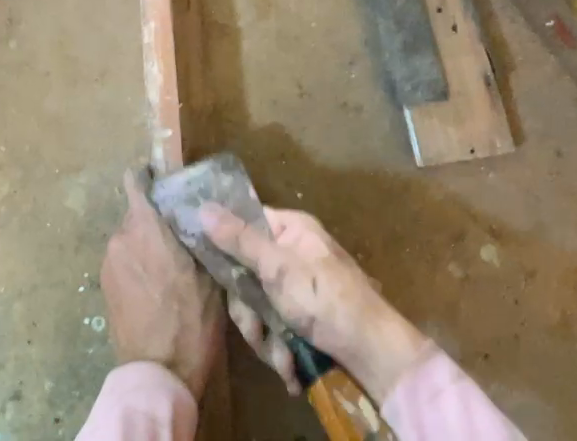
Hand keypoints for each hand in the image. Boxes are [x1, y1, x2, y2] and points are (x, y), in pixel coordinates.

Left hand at [100, 168, 224, 398]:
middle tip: (182, 235)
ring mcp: (108, 263)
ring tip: (173, 267)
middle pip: (137, 214)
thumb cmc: (191, 321)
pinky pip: (123, 261)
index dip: (149, 177)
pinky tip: (159, 287)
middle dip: (156, 220)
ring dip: (147, 245)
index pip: (136, 182)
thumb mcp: (209, 276)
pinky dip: (138, 265)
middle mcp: (120, 238)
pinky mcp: (104, 287)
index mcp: (145, 227)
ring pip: (130, 239)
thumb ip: (199, 238)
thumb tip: (203, 215)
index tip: (165, 180)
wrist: (158, 374)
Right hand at [200, 203, 431, 402]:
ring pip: (259, 307)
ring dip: (266, 339)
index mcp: (291, 229)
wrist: (374, 353)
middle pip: (246, 274)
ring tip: (283, 361)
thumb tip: (202, 207)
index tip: (216, 273)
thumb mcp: (278, 268)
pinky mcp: (303, 318)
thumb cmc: (326, 299)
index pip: (245, 224)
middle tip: (256, 331)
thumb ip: (239, 240)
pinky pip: (275, 327)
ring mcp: (298, 288)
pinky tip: (291, 369)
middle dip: (250, 312)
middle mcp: (293, 253)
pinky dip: (280, 349)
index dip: (227, 248)